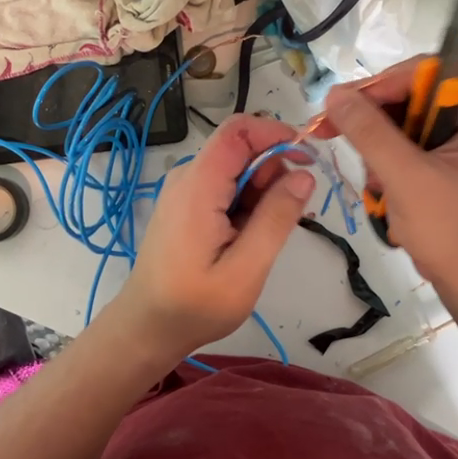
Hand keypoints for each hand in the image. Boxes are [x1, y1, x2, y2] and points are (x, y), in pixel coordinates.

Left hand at [109, 115, 314, 358]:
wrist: (148, 328)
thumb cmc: (195, 306)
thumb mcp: (245, 268)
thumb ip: (276, 219)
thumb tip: (304, 175)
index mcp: (198, 186)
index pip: (238, 130)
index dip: (277, 134)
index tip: (309, 163)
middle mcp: (187, 178)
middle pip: (240, 149)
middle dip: (274, 172)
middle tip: (290, 216)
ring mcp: (185, 192)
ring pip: (236, 170)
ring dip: (263, 192)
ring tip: (268, 237)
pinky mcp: (187, 207)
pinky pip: (224, 188)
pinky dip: (248, 204)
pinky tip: (254, 238)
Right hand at [321, 62, 457, 304]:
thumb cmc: (454, 233)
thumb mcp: (406, 177)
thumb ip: (369, 131)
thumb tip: (334, 93)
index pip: (425, 73)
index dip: (378, 86)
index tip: (336, 106)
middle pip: (413, 100)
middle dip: (378, 130)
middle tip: (335, 141)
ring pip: (407, 129)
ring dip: (383, 157)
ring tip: (380, 191)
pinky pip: (414, 153)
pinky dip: (394, 173)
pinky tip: (390, 200)